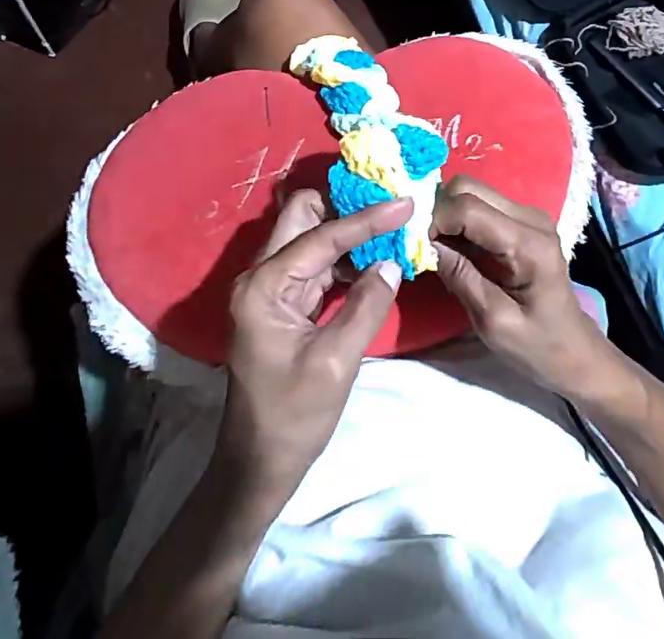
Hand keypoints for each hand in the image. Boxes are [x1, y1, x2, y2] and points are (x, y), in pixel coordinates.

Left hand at [218, 191, 409, 492]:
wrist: (258, 461)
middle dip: (346, 207)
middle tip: (390, 208)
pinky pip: (317, 264)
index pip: (320, 236)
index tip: (405, 203)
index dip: (366, 219)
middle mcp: (261, 276)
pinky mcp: (285, 303)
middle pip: (302, 218)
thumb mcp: (336, 362)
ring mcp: (271, 289)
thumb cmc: (293, 416)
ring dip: (349, 232)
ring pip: (310, 237)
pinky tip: (375, 260)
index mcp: (264, 286)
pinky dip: (345, 258)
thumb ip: (366, 306)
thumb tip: (392, 263)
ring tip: (392, 229)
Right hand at [432, 176, 626, 402]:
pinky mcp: (519, 220)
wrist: (574, 351)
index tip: (413, 246)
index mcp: (529, 243)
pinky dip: (455, 219)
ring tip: (432, 247)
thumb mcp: (493, 321)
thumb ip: (459, 277)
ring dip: (444, 213)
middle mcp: (530, 217)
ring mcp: (526, 215)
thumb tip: (421, 243)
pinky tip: (449, 247)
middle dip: (436, 211)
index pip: (468, 208)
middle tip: (420, 245)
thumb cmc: (537, 346)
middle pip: (467, 187)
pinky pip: (477, 204)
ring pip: (469, 191)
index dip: (433, 220)